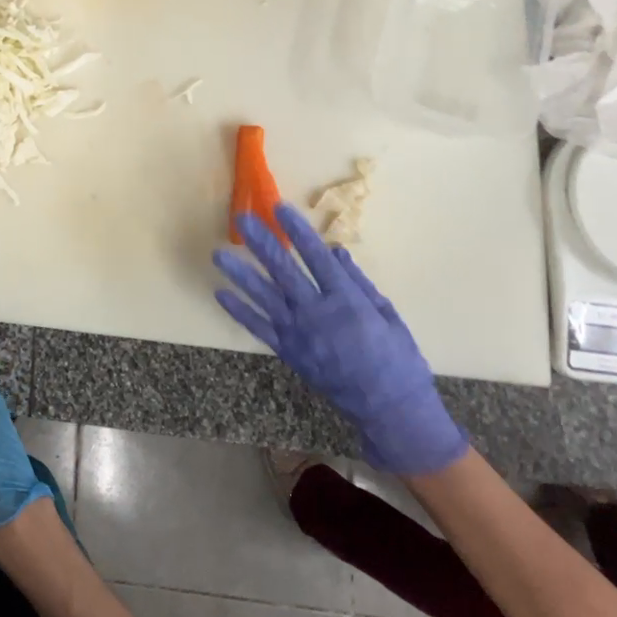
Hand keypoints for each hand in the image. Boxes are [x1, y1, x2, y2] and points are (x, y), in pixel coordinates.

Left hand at [213, 202, 466, 475]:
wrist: (389, 408)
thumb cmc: (398, 360)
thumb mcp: (388, 316)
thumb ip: (359, 283)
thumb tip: (334, 252)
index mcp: (347, 301)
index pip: (317, 257)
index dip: (297, 231)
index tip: (280, 208)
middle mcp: (317, 313)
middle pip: (284, 271)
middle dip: (262, 243)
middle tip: (242, 220)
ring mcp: (299, 333)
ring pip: (263, 297)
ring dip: (239, 274)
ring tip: (218, 255)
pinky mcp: (287, 351)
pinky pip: (258, 328)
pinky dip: (239, 311)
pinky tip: (221, 294)